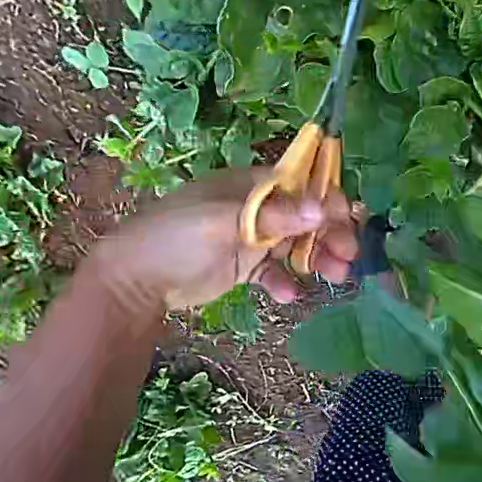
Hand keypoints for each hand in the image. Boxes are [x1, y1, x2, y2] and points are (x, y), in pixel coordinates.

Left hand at [87, 169, 359, 314]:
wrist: (132, 281)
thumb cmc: (175, 238)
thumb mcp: (223, 222)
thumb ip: (274, 216)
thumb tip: (323, 207)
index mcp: (251, 186)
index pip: (301, 186)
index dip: (328, 201)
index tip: (349, 222)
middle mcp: (256, 208)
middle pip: (306, 217)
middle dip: (330, 235)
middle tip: (349, 257)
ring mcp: (250, 237)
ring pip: (297, 245)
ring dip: (318, 259)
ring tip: (336, 278)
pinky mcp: (244, 265)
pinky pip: (275, 270)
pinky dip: (285, 281)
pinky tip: (288, 295)